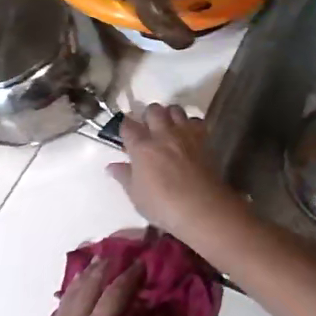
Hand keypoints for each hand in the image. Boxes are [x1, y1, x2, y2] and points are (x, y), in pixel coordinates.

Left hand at [36, 257, 148, 315]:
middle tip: (120, 255)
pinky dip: (73, 291)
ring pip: (70, 294)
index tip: (141, 264)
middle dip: (105, 269)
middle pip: (87, 287)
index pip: (113, 295)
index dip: (129, 277)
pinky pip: (61, 306)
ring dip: (86, 276)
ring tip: (99, 261)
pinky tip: (80, 286)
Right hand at [107, 104, 243, 240]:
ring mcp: (184, 134)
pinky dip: (191, 124)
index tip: (125, 133)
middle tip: (148, 129)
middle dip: (149, 115)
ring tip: (169, 127)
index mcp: (142, 147)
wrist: (200, 206)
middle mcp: (163, 134)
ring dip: (170, 114)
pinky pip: (196, 121)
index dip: (125, 126)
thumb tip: (112, 167)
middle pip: (154, 110)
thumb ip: (124, 177)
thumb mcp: (136, 195)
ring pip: (176, 110)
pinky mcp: (203, 139)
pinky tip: (188, 135)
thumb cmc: (162, 205)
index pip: (127, 126)